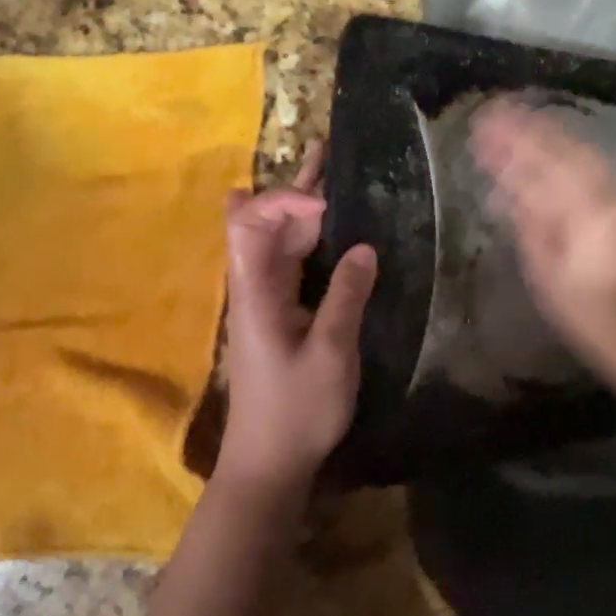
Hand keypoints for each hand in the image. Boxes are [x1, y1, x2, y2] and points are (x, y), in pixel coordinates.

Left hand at [217, 144, 376, 489]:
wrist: (269, 466)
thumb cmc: (296, 412)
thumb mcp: (331, 355)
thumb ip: (346, 297)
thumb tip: (363, 247)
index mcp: (256, 292)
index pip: (252, 225)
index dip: (285, 201)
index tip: (328, 208)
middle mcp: (256, 286)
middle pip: (263, 221)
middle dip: (293, 185)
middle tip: (328, 149)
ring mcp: (268, 299)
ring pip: (279, 238)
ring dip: (301, 202)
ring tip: (328, 165)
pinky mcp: (282, 314)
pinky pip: (293, 260)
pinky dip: (311, 233)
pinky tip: (331, 222)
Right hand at [470, 99, 615, 351]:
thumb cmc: (575, 299)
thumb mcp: (541, 263)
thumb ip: (525, 218)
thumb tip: (502, 184)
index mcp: (578, 209)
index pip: (538, 164)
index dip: (510, 141)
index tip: (484, 124)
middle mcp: (598, 191)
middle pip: (558, 147)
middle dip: (525, 127)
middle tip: (494, 111)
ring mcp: (613, 189)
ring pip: (575, 146)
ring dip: (544, 130)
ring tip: (514, 117)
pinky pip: (588, 158)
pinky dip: (564, 143)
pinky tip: (546, 138)